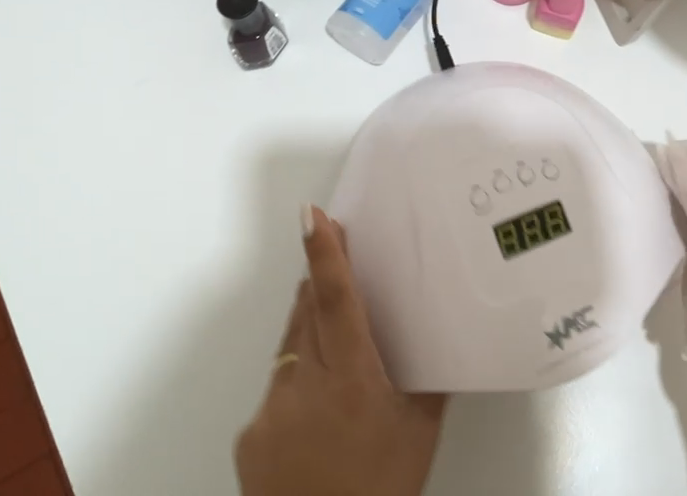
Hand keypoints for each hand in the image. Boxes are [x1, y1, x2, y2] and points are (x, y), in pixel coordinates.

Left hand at [236, 207, 446, 495]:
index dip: (327, 255)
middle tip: (333, 250)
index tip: (314, 217)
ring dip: (310, 329)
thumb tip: (436, 338)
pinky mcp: (250, 435)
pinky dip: (297, 381)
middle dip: (319, 281)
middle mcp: (305, 388)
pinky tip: (318, 411)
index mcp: (352, 381)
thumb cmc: (380, 487)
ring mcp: (270, 412)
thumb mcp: (418, 429)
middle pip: (307, 313)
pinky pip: (277, 387)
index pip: (337, 302)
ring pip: (291, 349)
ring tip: (336, 342)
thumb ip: (425, 377)